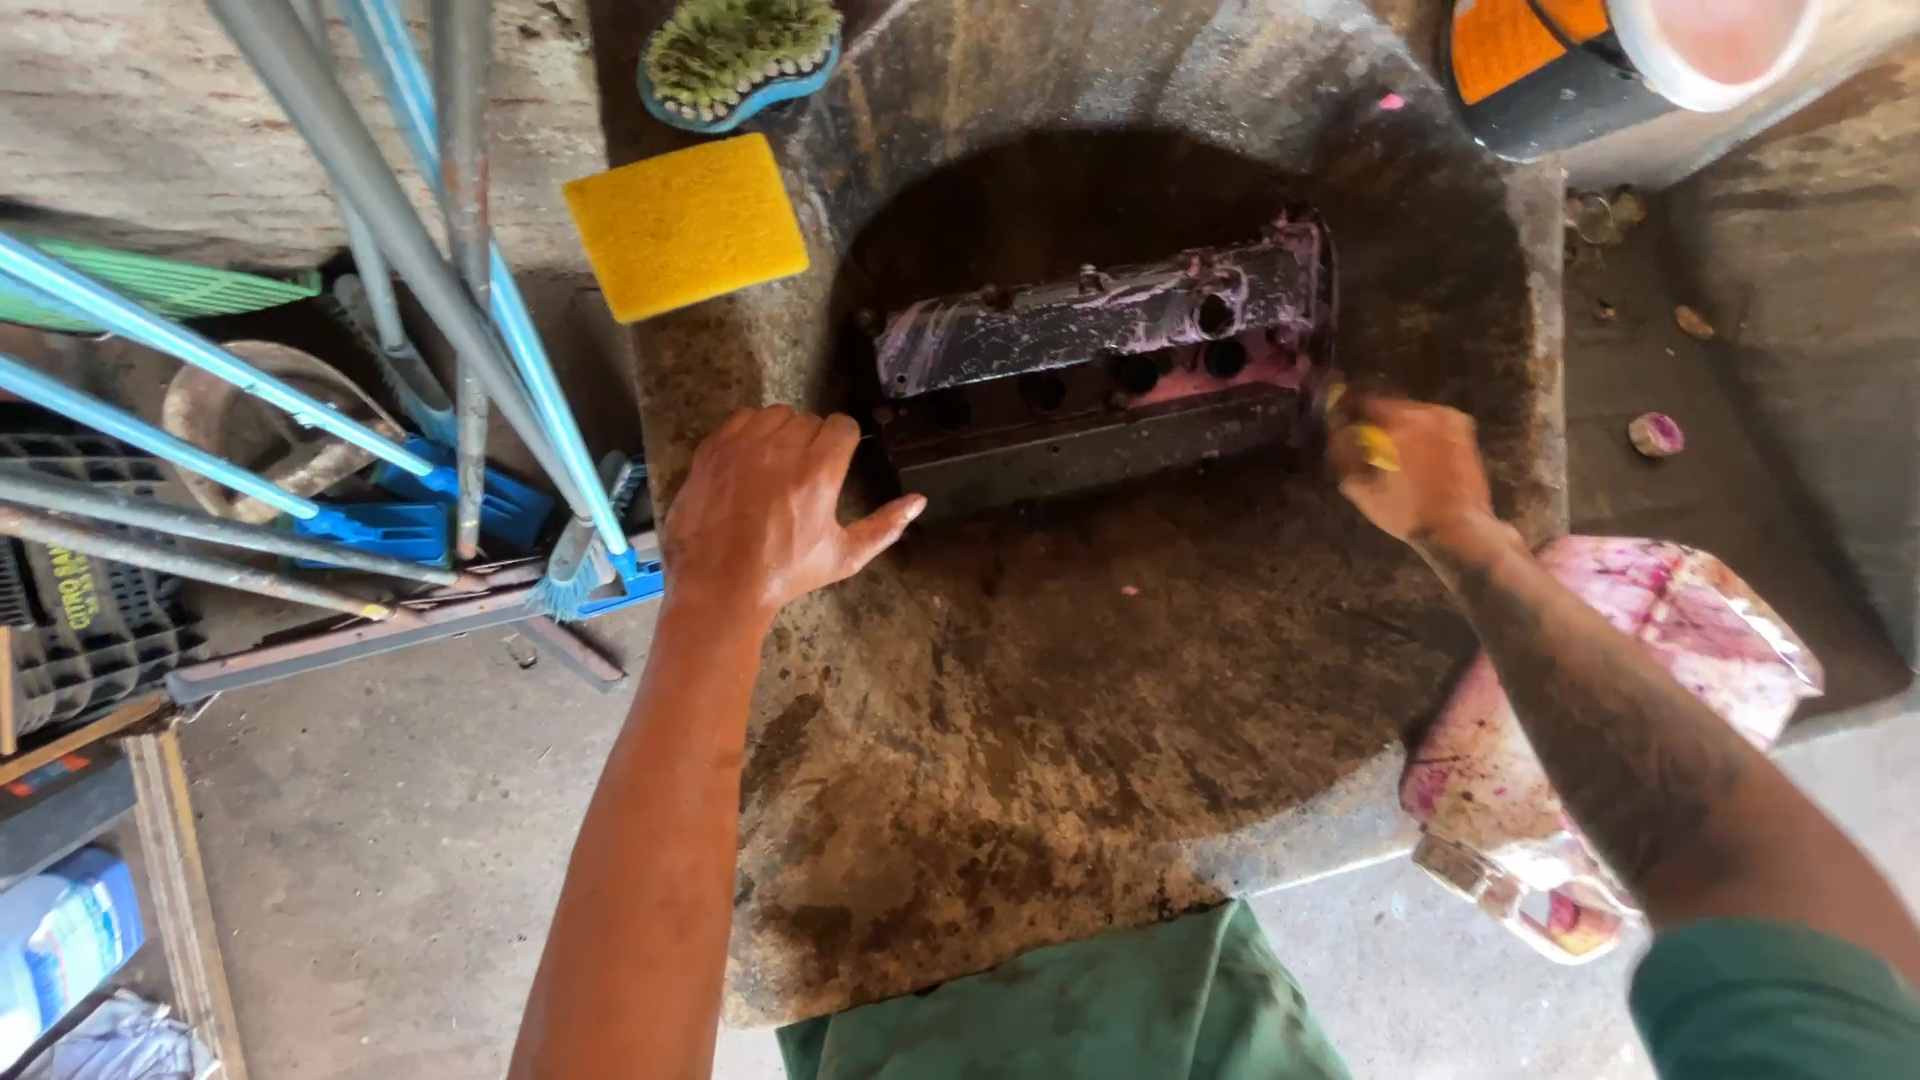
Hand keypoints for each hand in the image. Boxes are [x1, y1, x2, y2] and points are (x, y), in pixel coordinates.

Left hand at [662, 406, 925, 621]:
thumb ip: (885, 527)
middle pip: (810, 420)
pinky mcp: (712, 450)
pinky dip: (751, 432)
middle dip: (813, 440)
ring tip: (778, 463)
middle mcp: (782, 450)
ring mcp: (743, 447)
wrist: (720, 586)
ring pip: (776, 414)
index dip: (844, 442)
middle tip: (806, 472)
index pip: (842, 425)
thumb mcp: (844, 557)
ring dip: (783, 431)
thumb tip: (919, 501)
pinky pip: (742, 419)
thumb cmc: (787, 573)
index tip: (837, 461)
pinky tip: (751, 459)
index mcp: (818, 473)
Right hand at [1331, 397, 1514, 553]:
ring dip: (1400, 426)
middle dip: (1376, 420)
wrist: (1458, 527)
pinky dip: (1420, 432)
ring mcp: (1452, 422)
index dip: (1350, 412)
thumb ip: (1344, 460)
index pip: (1366, 403)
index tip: (1342, 423)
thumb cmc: (1407, 510)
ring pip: (1415, 414)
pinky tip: (1412, 453)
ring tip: (1389, 447)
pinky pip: (1434, 424)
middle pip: (1392, 406)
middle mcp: (1428, 414)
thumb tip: (1336, 440)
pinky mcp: (1466, 435)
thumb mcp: (1363, 491)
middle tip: (1364, 438)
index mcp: (1401, 423)